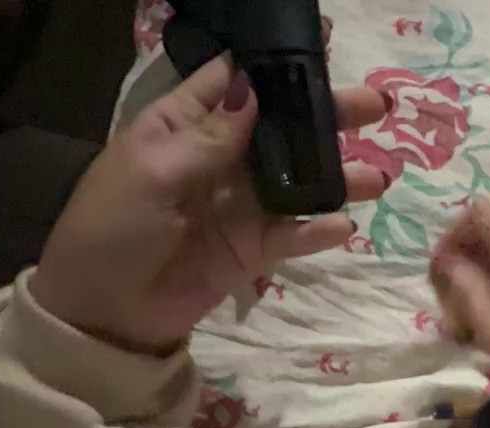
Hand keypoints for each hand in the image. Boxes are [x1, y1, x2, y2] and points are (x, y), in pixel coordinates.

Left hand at [33, 55, 389, 354]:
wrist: (109, 308)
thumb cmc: (115, 228)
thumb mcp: (151, 172)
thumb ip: (208, 137)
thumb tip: (253, 92)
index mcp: (183, 126)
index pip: (234, 83)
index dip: (273, 68)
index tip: (318, 55)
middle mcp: (220, 160)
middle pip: (281, 131)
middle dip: (325, 117)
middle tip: (375, 107)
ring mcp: (242, 207)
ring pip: (298, 183)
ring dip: (338, 178)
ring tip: (380, 177)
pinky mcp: (255, 250)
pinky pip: (293, 235)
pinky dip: (318, 232)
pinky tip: (346, 226)